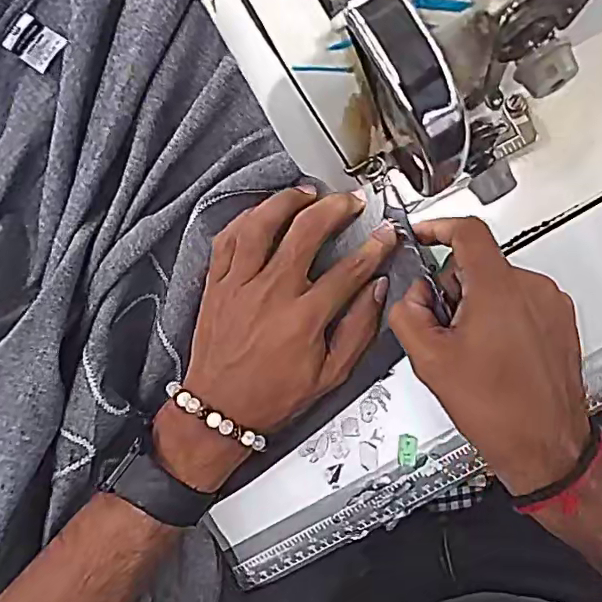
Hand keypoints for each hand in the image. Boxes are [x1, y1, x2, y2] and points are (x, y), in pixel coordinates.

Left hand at [155, 186, 396, 490]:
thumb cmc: (271, 395)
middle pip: (306, 231)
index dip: (374, 246)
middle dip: (335, 208)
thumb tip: (375, 292)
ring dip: (287, 201)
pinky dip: (246, 218)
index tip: (385, 235)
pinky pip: (227, 238)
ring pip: (262, 224)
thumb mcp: (330, 375)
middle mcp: (270, 294)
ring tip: (306, 192)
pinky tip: (262, 212)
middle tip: (348, 202)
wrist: (220, 409)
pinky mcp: (217, 284)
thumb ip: (359, 330)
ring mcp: (239, 285)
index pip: (349, 269)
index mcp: (303, 319)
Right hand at [386, 217, 589, 495]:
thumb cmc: (501, 412)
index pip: (467, 232)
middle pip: (478, 264)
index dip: (438, 227)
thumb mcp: (430, 361)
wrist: (546, 446)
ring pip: (498, 285)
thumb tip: (411, 297)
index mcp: (498, 290)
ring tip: (472, 350)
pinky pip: (521, 303)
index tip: (424, 234)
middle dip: (451, 288)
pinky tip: (494, 355)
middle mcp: (531, 289)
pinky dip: (501, 318)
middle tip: (442, 327)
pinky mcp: (560, 322)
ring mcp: (550, 305)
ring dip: (476, 306)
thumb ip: (408, 314)